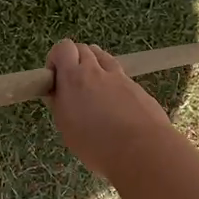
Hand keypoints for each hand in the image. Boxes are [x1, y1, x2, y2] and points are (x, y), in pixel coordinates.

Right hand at [44, 39, 175, 182]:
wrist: (143, 150)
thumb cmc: (97, 145)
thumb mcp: (67, 129)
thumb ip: (60, 105)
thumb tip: (58, 94)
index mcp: (74, 78)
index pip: (63, 48)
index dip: (57, 58)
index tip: (56, 78)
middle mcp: (96, 71)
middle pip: (83, 48)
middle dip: (76, 60)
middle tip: (75, 84)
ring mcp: (119, 77)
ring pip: (103, 57)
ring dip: (96, 66)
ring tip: (95, 90)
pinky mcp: (137, 87)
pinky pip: (121, 75)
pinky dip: (114, 82)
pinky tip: (116, 104)